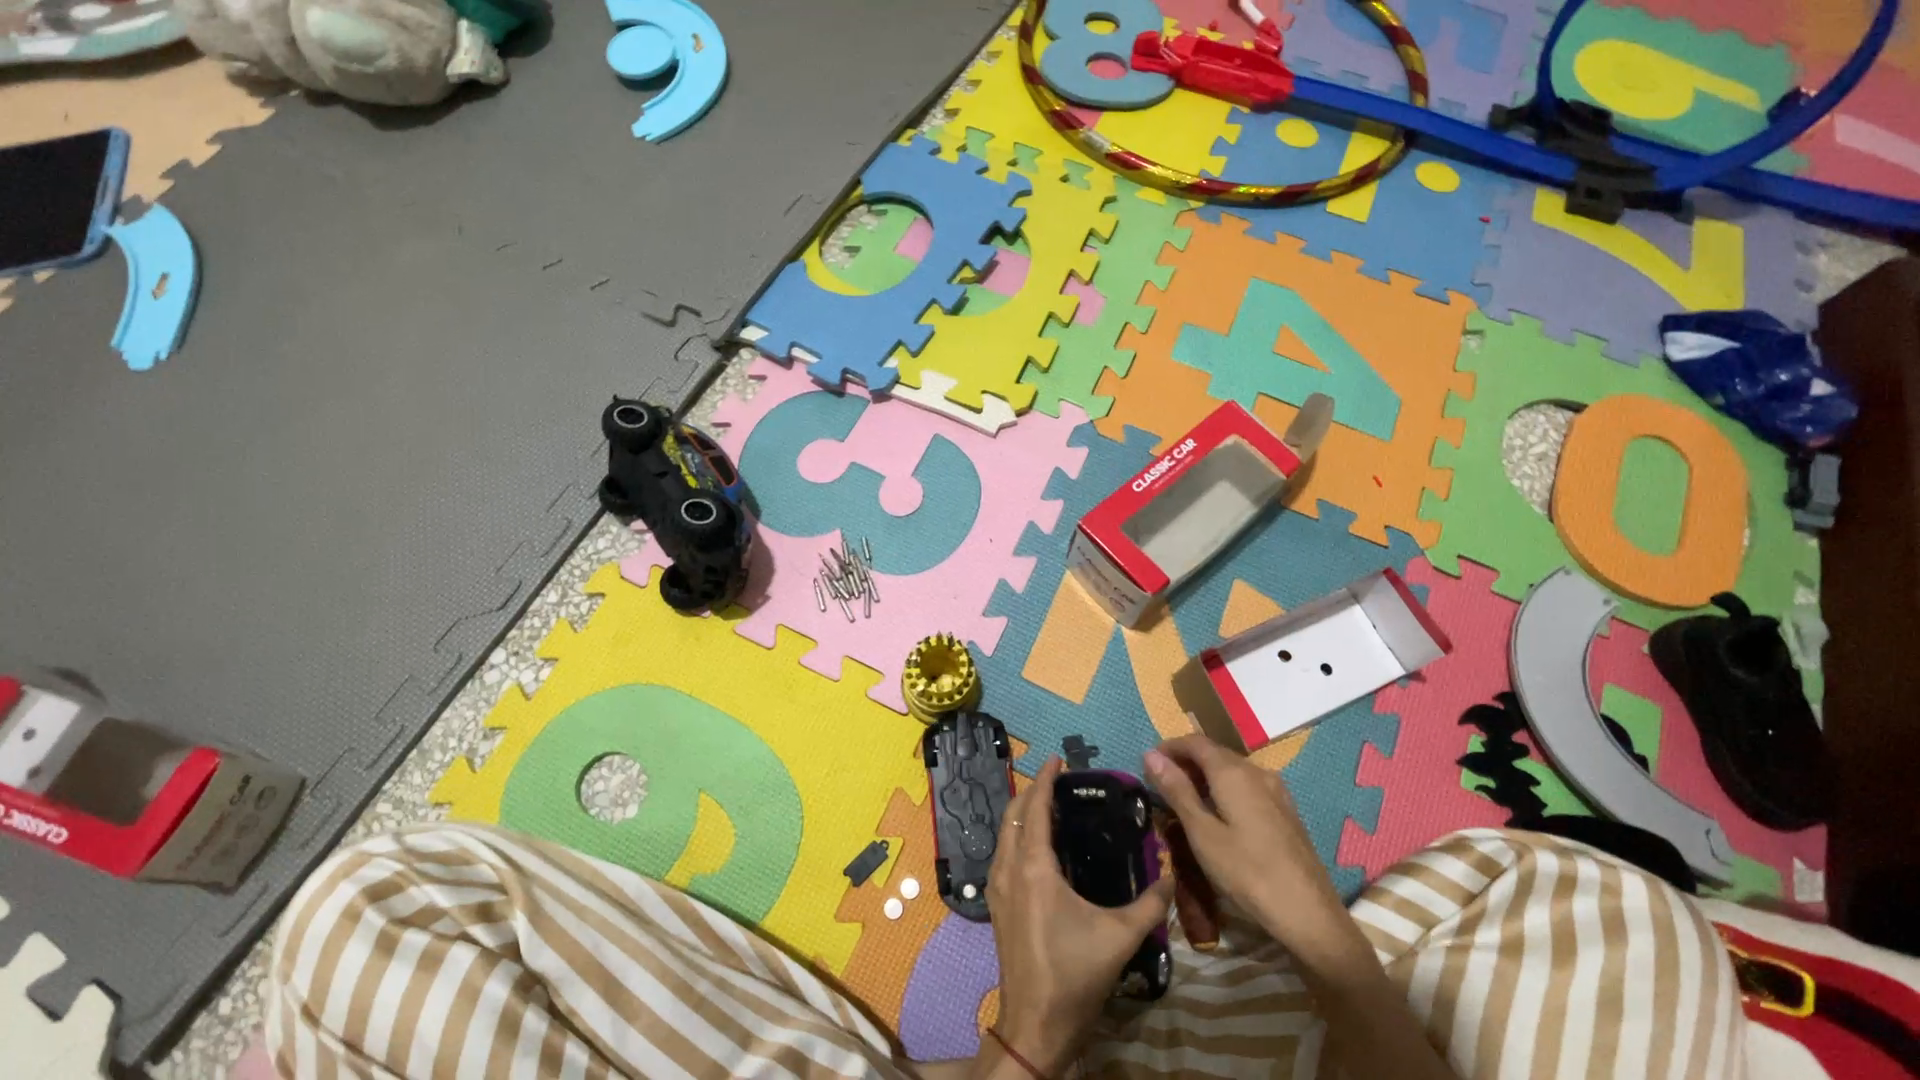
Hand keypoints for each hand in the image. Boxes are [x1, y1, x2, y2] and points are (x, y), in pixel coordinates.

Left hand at [986, 756, 1174, 1075]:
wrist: (1036, 1023)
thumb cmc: (1075, 973)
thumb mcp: (1121, 936)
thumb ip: (1152, 902)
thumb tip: (1173, 872)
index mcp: (1033, 868)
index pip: (1034, 808)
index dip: (1046, 780)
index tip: (1059, 760)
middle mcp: (1008, 870)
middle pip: (1013, 815)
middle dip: (1032, 791)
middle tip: (1058, 779)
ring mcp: (997, 889)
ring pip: (1004, 834)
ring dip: (1022, 813)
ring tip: (1048, 804)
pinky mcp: (997, 906)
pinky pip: (1003, 854)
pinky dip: (1017, 836)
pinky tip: (1038, 846)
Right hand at [1143, 735, 1350, 957]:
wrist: (1307, 911)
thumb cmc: (1246, 872)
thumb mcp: (1202, 833)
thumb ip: (1177, 791)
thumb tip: (1150, 755)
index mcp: (1234, 772)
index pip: (1195, 742)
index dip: (1169, 747)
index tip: (1147, 763)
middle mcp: (1257, 771)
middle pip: (1215, 753)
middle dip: (1186, 762)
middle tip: (1161, 785)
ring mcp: (1276, 791)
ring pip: (1233, 770)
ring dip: (1205, 777)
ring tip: (1184, 801)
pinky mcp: (1285, 810)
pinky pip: (1247, 787)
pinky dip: (1225, 790)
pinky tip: (1218, 815)